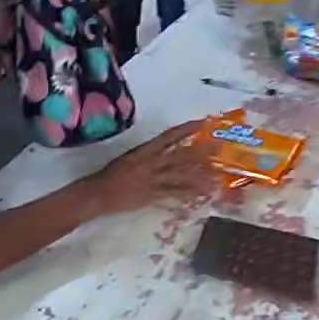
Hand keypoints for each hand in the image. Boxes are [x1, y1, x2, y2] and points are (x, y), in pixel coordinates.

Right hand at [85, 119, 217, 213]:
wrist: (99, 193)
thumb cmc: (111, 173)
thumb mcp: (129, 156)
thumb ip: (147, 153)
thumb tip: (164, 149)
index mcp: (144, 150)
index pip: (169, 136)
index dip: (186, 129)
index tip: (202, 123)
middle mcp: (151, 163)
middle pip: (181, 155)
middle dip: (201, 151)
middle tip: (219, 147)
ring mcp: (153, 180)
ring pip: (181, 175)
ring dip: (200, 175)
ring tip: (217, 174)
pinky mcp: (153, 195)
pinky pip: (174, 193)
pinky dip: (189, 193)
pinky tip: (202, 194)